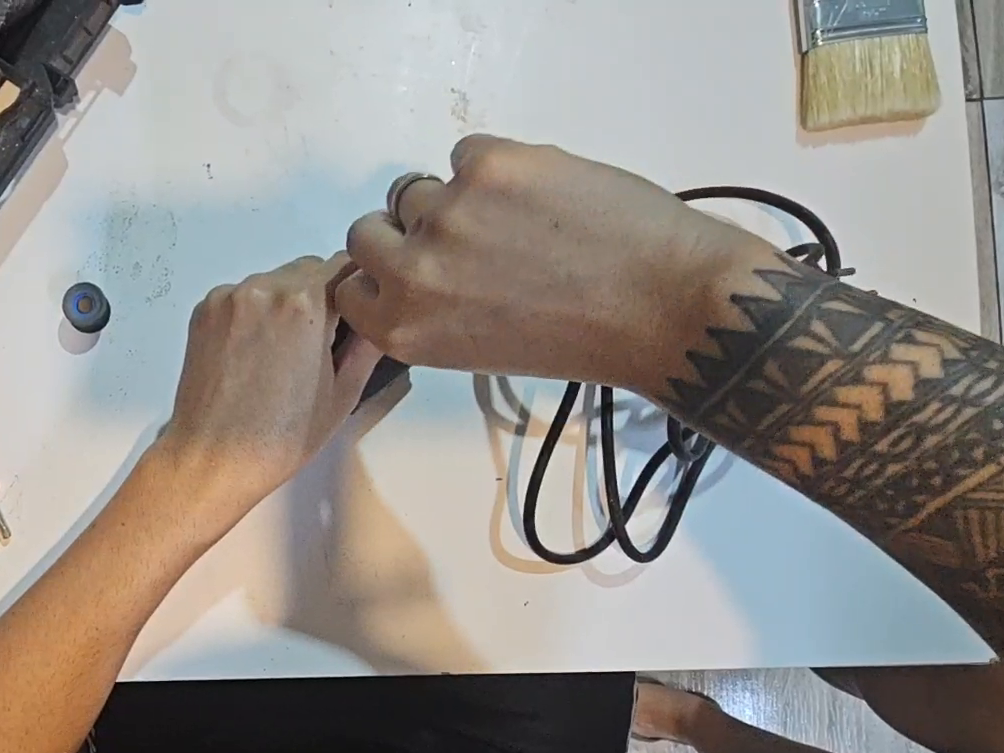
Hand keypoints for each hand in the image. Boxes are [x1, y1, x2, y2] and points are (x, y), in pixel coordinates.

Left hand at [150, 253, 383, 529]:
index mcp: (305, 304)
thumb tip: (376, 316)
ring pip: (272, 283)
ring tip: (279, 357)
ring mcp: (228, 298)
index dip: (355, 293)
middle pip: (307, 271)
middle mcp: (264, 289)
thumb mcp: (342, 395)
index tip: (352, 320)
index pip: (346, 267)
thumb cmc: (278, 438)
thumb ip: (367, 343)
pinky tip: (252, 356)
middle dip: (319, 298)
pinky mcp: (204, 312)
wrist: (212, 459)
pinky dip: (252, 315)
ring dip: (283, 305)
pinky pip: (241, 297)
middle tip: (314, 347)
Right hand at [338, 135, 770, 392]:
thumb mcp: (463, 350)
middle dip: (400, 233)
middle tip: (451, 239)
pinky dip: (492, 166)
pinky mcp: (489, 165)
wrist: (654, 306)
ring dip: (448, 198)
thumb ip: (418, 312)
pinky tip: (533, 193)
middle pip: (365, 231)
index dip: (376, 275)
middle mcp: (406, 274)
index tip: (404, 269)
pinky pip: (465, 151)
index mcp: (397, 329)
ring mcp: (445, 215)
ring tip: (504, 216)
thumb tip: (402, 268)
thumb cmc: (563, 341)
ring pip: (414, 189)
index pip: (349, 287)